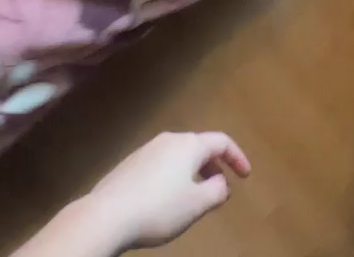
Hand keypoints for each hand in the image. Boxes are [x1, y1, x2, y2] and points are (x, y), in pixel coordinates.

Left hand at [79, 132, 252, 250]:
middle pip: (199, 146)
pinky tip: (167, 198)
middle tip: (221, 187)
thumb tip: (222, 181)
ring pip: (179, 155)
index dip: (237, 156)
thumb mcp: (196, 205)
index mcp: (189, 145)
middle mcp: (169, 139)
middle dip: (214, 165)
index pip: (221, 141)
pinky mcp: (131, 162)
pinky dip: (174, 175)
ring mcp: (147, 149)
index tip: (246, 176)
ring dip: (194, 172)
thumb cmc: (159, 208)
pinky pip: (162, 163)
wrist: (108, 214)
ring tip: (195, 196)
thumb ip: (216, 191)